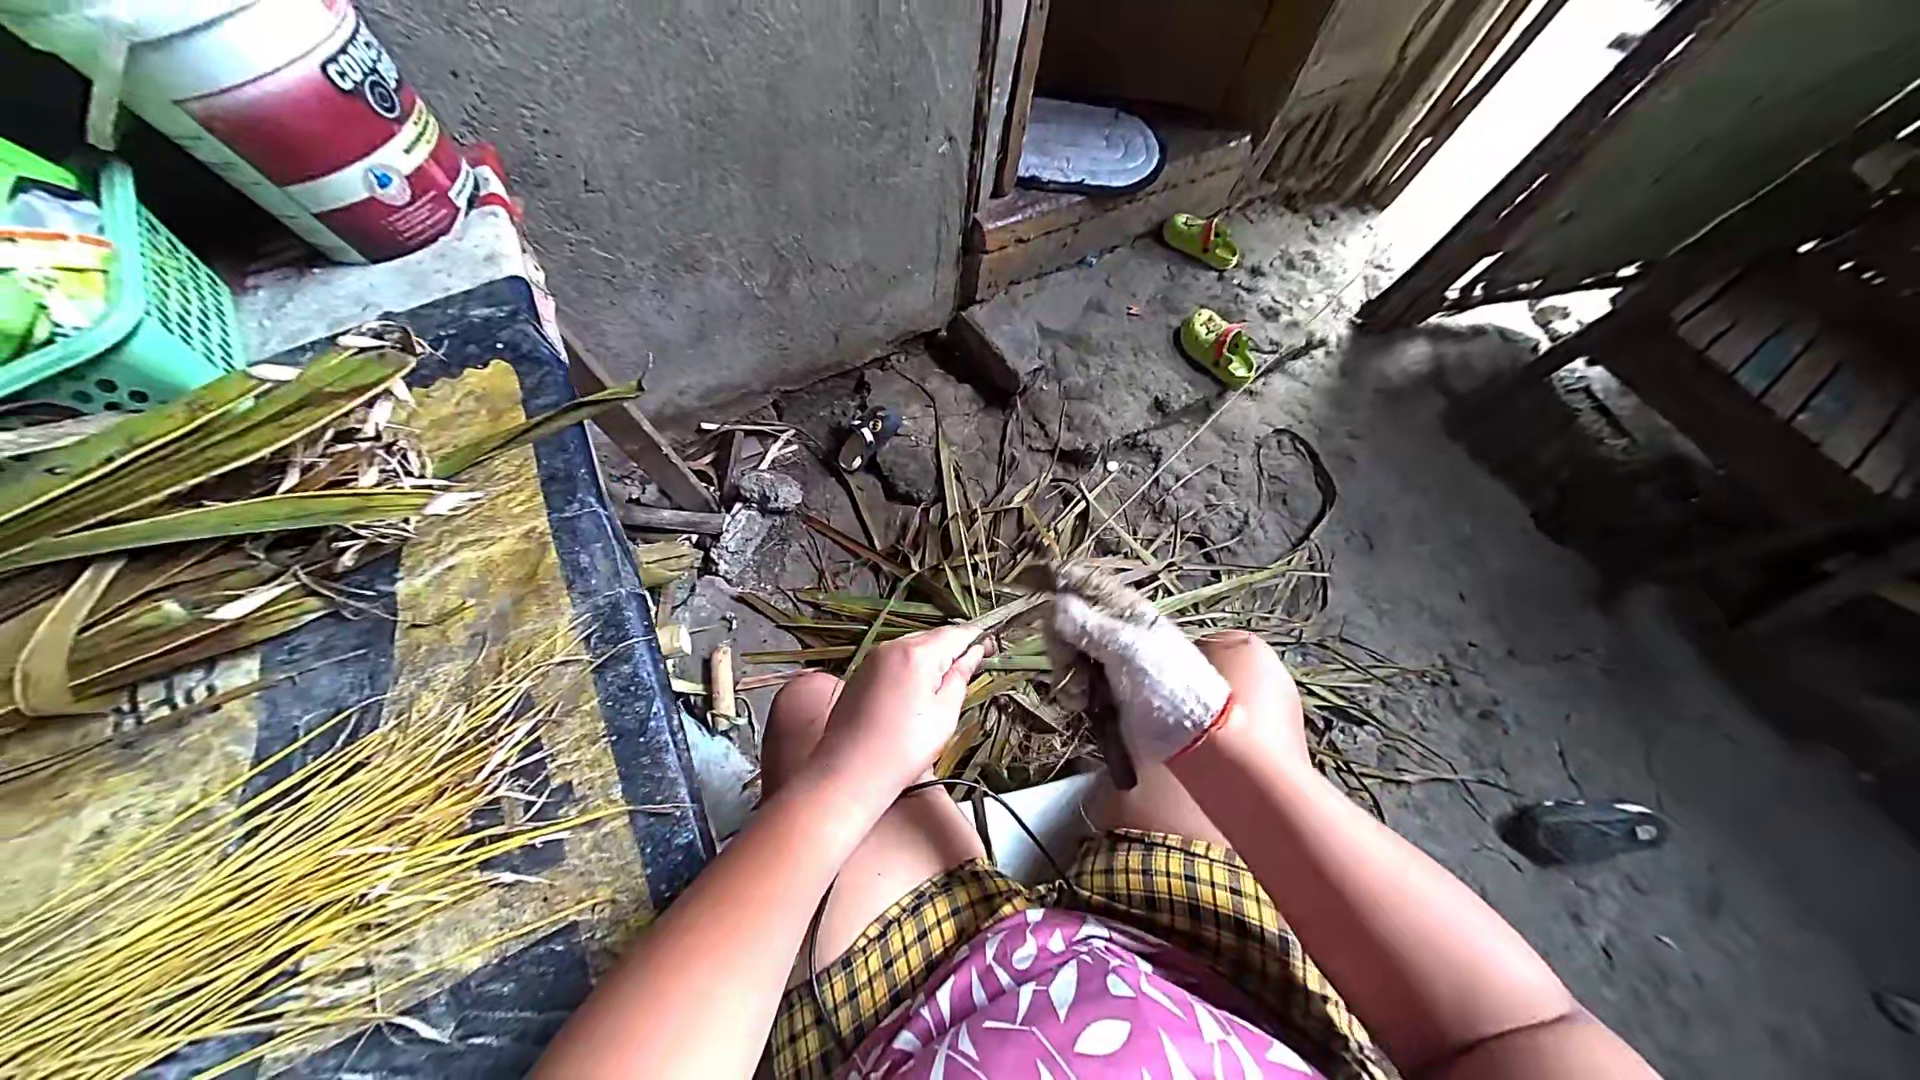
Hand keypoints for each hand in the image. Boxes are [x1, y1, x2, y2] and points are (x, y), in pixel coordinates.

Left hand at [804, 626, 988, 805]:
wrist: (849, 773)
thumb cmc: (902, 749)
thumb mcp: (944, 714)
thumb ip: (960, 677)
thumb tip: (973, 654)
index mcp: (916, 654)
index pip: (954, 633)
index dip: (975, 638)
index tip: (989, 647)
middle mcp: (890, 647)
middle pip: (931, 637)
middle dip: (952, 649)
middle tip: (970, 670)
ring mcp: (871, 659)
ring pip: (912, 647)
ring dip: (931, 659)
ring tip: (942, 687)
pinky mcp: (859, 673)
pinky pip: (893, 660)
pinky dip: (909, 668)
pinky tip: (914, 693)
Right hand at [1049, 593, 1231, 765]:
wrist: (1189, 739)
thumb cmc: (1167, 685)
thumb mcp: (1128, 649)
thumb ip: (1088, 626)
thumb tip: (1056, 603)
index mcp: (1125, 608)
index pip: (1084, 583)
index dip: (1059, 586)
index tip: (1036, 596)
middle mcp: (1111, 628)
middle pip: (1064, 619)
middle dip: (1059, 642)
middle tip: (1068, 662)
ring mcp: (1104, 659)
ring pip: (1063, 651)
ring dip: (1064, 672)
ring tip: (1081, 694)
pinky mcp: (1098, 687)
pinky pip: (1069, 679)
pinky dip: (1069, 691)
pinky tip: (1081, 703)